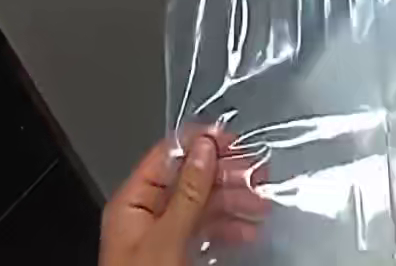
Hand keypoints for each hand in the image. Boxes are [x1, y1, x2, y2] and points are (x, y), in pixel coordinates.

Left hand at [100, 128, 268, 265]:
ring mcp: (162, 237)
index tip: (235, 141)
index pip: (168, 154)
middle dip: (226, 175)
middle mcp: (146, 214)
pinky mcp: (176, 258)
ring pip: (202, 204)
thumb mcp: (167, 241)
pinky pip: (205, 230)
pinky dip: (228, 226)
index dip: (201, 143)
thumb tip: (206, 145)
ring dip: (234, 200)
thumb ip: (188, 192)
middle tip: (260, 173)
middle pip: (189, 178)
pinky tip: (250, 229)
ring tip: (262, 203)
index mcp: (133, 202)